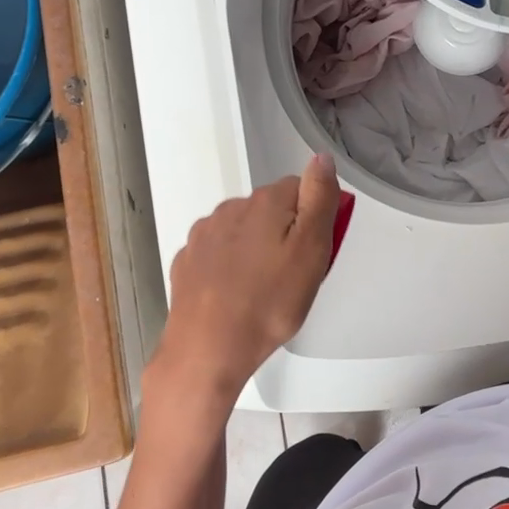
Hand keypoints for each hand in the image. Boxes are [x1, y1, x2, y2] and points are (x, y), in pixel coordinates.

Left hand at [151, 153, 343, 402]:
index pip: (302, 189)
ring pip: (243, 230)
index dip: (315, 218)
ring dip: (256, 248)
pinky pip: (218, 253)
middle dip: (285, 233)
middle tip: (294, 276)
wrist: (208, 350)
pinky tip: (234, 295)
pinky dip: (229, 266)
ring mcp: (204, 234)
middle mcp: (232, 207)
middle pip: (271, 209)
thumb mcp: (312, 250)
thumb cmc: (270, 302)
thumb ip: (319, 198)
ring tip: (263, 290)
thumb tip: (321, 157)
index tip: (316, 252)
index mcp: (266, 201)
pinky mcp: (187, 261)